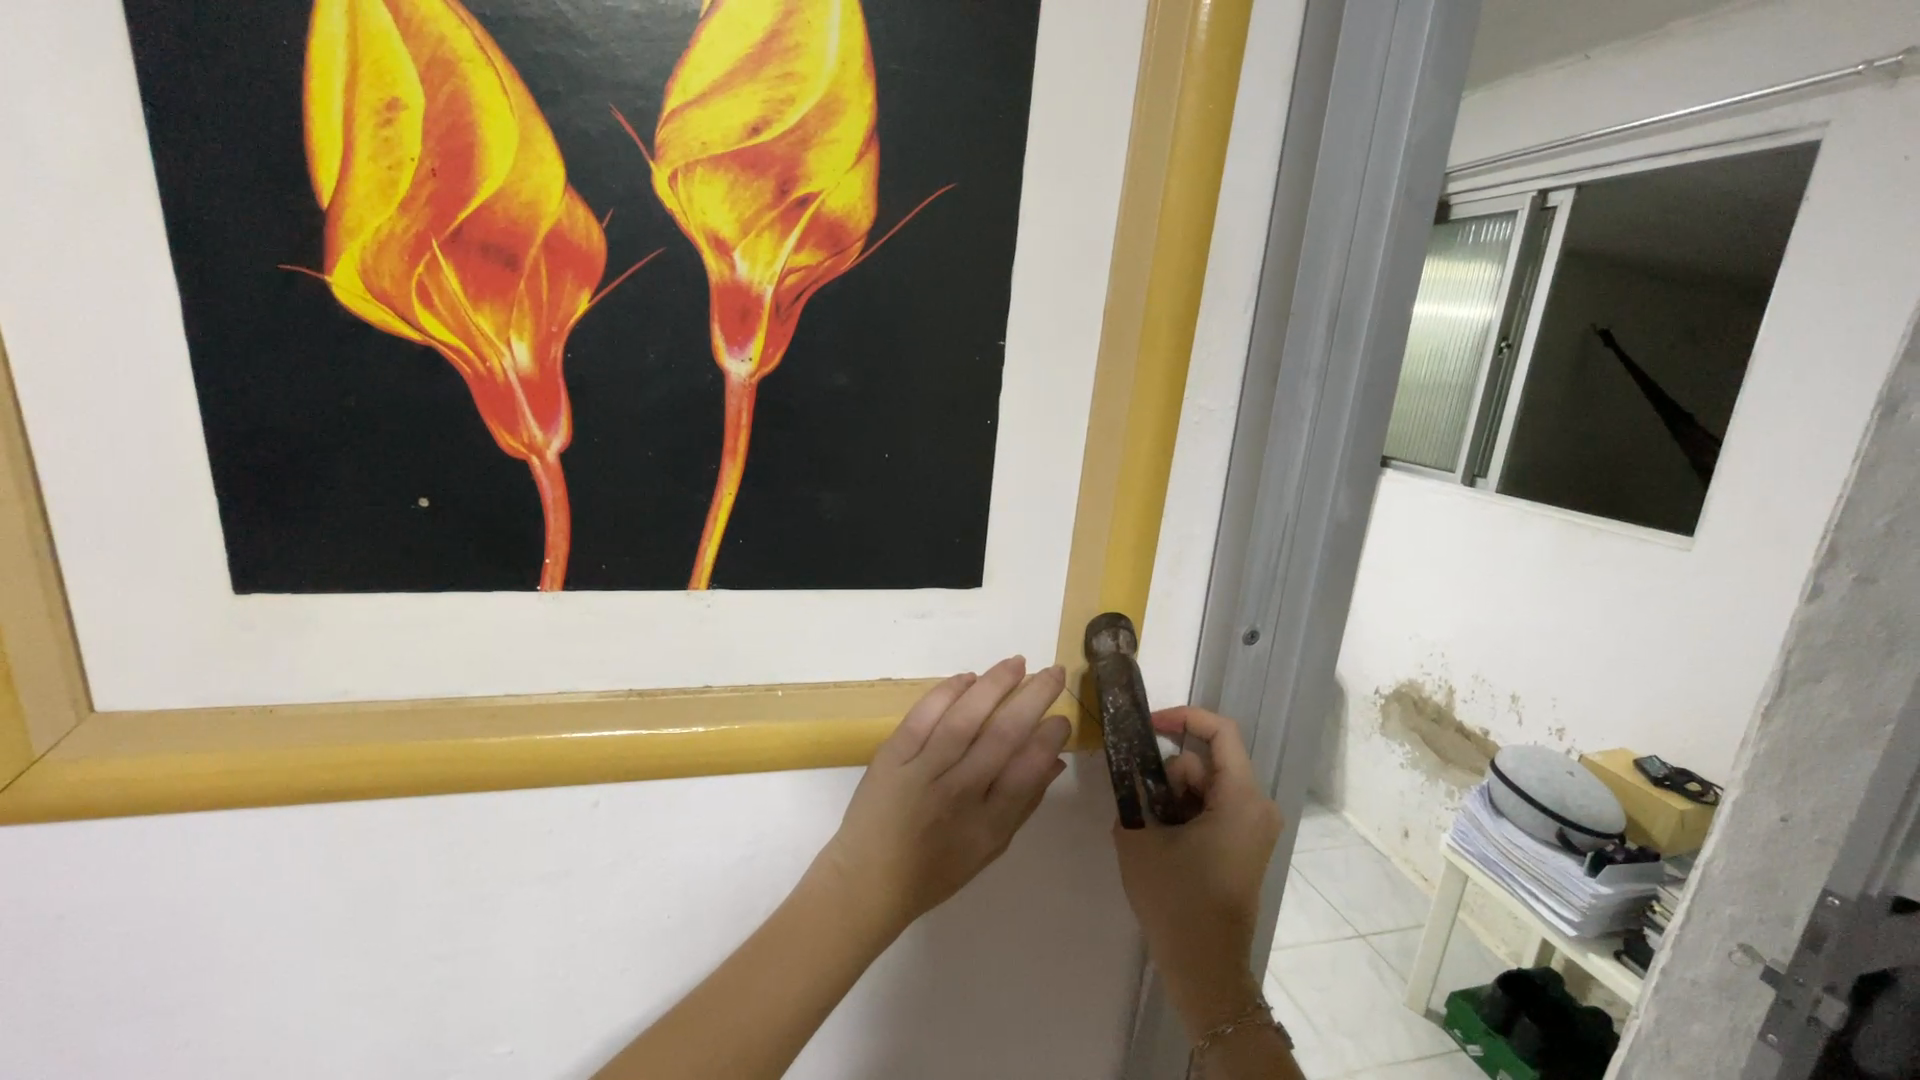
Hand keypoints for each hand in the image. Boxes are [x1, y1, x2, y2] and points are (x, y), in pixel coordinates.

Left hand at [813, 657, 1072, 934]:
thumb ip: (1023, 803)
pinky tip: (969, 677)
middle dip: (1033, 698)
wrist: (868, 880)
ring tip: (1017, 662)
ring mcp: (921, 772)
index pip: (1027, 770)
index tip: (1062, 718)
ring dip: (995, 685)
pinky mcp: (891, 757)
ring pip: (964, 718)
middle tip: (1054, 673)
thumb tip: (1054, 758)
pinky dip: (947, 692)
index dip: (1049, 739)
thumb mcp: (990, 848)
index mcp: (987, 824)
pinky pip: (923, 716)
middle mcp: (957, 794)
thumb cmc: (936, 870)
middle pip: (1002, 736)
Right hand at [1112, 707, 1281, 1038]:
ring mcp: (1255, 828)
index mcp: (1242, 798)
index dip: (1183, 717)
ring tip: (1155, 835)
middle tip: (1147, 808)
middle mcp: (1258, 806)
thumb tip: (1129, 770)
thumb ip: (1133, 792)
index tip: (1148, 726)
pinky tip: (1166, 845)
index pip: (1220, 732)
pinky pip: (1214, 809)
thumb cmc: (1176, 899)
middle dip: (1170, 776)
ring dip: (1175, 799)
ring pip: (1207, 787)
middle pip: (1208, 763)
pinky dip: (1187, 815)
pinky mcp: (1246, 846)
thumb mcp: (1140, 837)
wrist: (1204, 966)